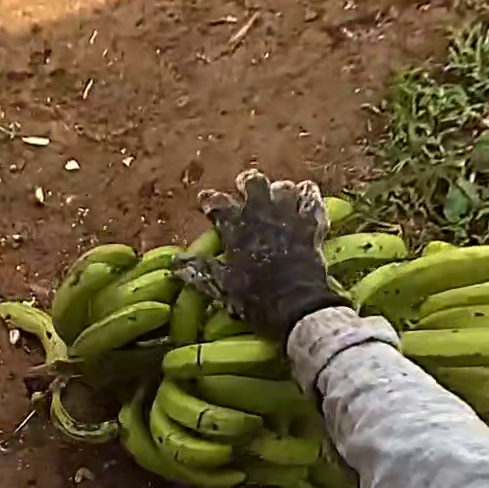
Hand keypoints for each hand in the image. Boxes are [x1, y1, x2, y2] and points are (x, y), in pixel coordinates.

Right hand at [173, 169, 342, 341]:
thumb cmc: (253, 297)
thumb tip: (176, 262)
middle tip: (243, 186)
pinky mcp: (312, 226)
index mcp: (236, 228)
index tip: (204, 199)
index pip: (218, 205)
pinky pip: (312, 201)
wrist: (295, 304)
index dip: (209, 201)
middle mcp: (262, 214)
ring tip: (274, 193)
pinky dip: (307, 197)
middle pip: (254, 185)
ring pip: (284, 188)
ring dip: (277, 190)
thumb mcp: (221, 285)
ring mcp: (290, 217)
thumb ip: (200, 269)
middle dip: (247, 184)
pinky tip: (305, 196)